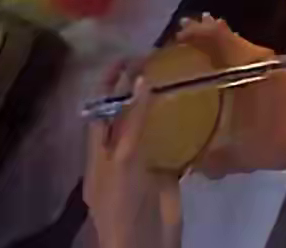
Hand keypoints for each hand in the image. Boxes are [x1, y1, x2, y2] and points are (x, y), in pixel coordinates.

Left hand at [85, 68, 181, 247]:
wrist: (146, 247)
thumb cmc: (123, 205)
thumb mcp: (124, 160)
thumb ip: (133, 121)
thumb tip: (141, 78)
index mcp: (99, 154)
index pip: (101, 110)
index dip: (109, 83)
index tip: (126, 56)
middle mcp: (118, 154)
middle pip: (124, 113)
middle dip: (134, 86)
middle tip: (152, 57)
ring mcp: (142, 162)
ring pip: (147, 123)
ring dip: (156, 99)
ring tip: (170, 71)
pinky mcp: (165, 170)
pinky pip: (169, 139)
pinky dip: (177, 120)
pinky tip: (187, 102)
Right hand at [174, 16, 285, 177]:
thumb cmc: (285, 132)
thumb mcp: (245, 152)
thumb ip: (215, 159)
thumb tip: (190, 165)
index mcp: (248, 60)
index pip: (216, 33)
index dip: (194, 32)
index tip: (173, 39)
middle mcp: (258, 53)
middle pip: (224, 37)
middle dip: (201, 42)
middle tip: (178, 54)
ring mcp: (271, 61)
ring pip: (237, 48)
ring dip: (217, 52)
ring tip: (195, 67)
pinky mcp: (279, 72)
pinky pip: (247, 59)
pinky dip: (231, 63)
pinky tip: (223, 84)